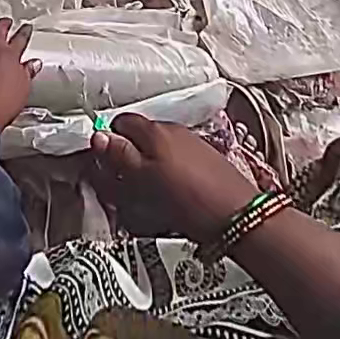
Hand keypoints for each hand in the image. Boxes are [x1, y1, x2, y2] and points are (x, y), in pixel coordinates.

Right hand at [91, 113, 260, 241]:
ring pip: (158, 147)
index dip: (110, 141)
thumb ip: (121, 156)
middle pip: (139, 134)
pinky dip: (170, 171)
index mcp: (153, 130)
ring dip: (150, 164)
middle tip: (126, 183)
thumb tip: (97, 135)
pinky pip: (177, 158)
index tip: (107, 163)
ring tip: (150, 192)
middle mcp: (172, 129)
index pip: (120, 121)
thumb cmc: (190, 199)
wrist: (242, 217)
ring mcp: (192, 142)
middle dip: (130, 155)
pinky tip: (174, 194)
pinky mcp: (207, 159)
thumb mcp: (145, 180)